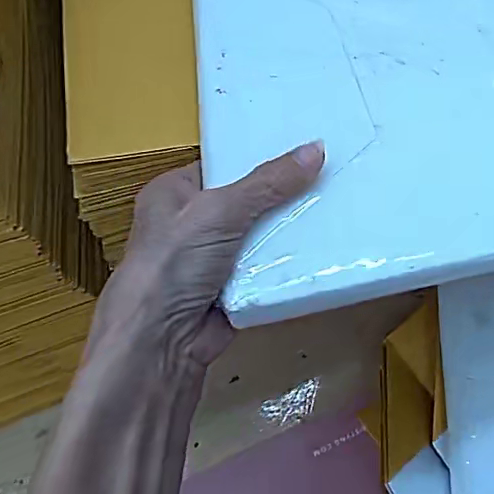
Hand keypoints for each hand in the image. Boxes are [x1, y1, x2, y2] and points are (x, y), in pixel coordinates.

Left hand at [83, 142, 325, 380]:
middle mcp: (189, 224)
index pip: (222, 166)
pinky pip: (264, 269)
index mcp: (173, 193)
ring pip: (258, 236)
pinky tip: (320, 248)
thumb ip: (269, 183)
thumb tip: (316, 148)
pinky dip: (285, 264)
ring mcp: (210, 260)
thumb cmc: (173, 263)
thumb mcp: (221, 211)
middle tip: (326, 176)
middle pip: (246, 201)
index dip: (258, 158)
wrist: (159, 344)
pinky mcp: (230, 290)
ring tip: (334, 208)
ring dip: (286, 231)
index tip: (301, 150)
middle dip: (280, 195)